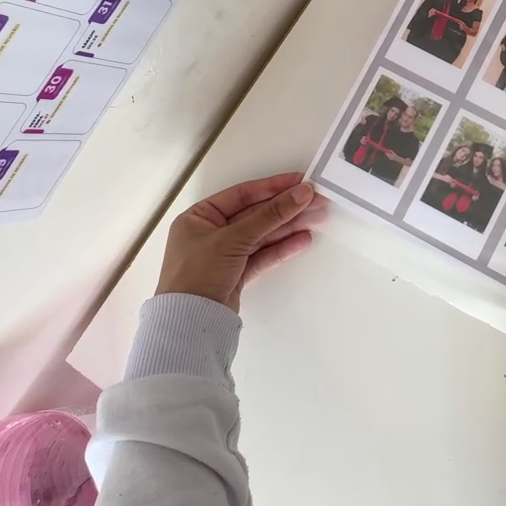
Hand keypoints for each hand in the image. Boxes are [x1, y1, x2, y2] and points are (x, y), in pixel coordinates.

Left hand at [156, 173, 326, 310]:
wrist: (189, 323)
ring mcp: (224, 254)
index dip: (273, 187)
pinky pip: (263, 254)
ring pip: (262, 234)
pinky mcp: (236, 273)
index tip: (299, 181)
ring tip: (316, 217)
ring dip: (289, 226)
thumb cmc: (197, 274)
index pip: (243, 194)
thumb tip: (301, 193)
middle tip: (314, 200)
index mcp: (199, 217)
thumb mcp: (234, 238)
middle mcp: (210, 232)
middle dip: (286, 208)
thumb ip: (270, 215)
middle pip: (256, 214)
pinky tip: (302, 239)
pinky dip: (282, 247)